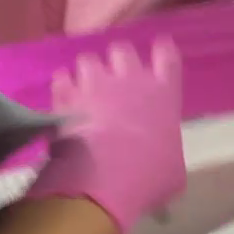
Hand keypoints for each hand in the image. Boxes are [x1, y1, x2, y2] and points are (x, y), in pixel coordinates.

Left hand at [23, 40, 185, 233]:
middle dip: (117, 60)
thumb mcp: (171, 172)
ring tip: (85, 87)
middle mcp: (131, 80)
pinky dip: (63, 85)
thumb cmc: (147, 180)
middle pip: (123, 50)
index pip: (167, 57)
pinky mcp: (66, 96)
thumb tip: (161, 157)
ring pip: (88, 59)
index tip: (158, 51)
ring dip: (88, 71)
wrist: (104, 184)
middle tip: (114, 78)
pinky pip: (62, 78)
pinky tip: (63, 96)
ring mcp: (95, 85)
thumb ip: (167, 151)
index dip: (162, 52)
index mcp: (163, 95)